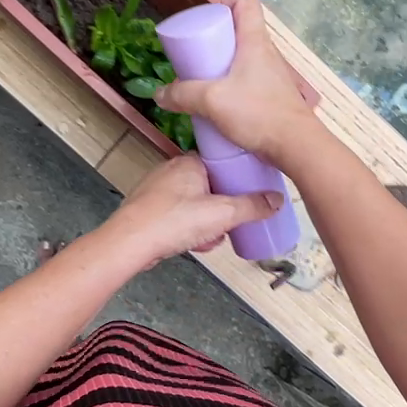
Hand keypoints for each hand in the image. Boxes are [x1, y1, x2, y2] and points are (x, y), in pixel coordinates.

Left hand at [103, 156, 283, 267]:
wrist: (130, 243)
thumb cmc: (174, 221)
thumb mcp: (223, 214)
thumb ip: (252, 207)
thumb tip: (276, 201)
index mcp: (190, 162)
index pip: (220, 162)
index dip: (236, 179)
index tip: (249, 194)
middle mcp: (171, 170)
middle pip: (209, 186)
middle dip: (222, 209)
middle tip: (230, 225)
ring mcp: (157, 190)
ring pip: (193, 204)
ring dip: (206, 223)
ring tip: (212, 239)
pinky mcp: (147, 209)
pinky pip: (177, 216)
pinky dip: (188, 229)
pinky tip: (194, 244)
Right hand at [154, 0, 319, 161]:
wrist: (295, 145)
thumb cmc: (257, 113)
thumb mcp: (212, 101)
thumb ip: (183, 96)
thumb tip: (160, 95)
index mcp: (254, 42)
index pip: (246, 3)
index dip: (226, 3)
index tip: (207, 20)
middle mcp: (266, 54)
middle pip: (240, 33)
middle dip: (215, 41)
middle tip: (196, 57)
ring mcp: (272, 76)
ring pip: (243, 60)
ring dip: (222, 67)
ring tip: (202, 84)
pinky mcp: (273, 97)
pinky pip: (248, 82)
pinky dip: (232, 87)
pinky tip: (219, 106)